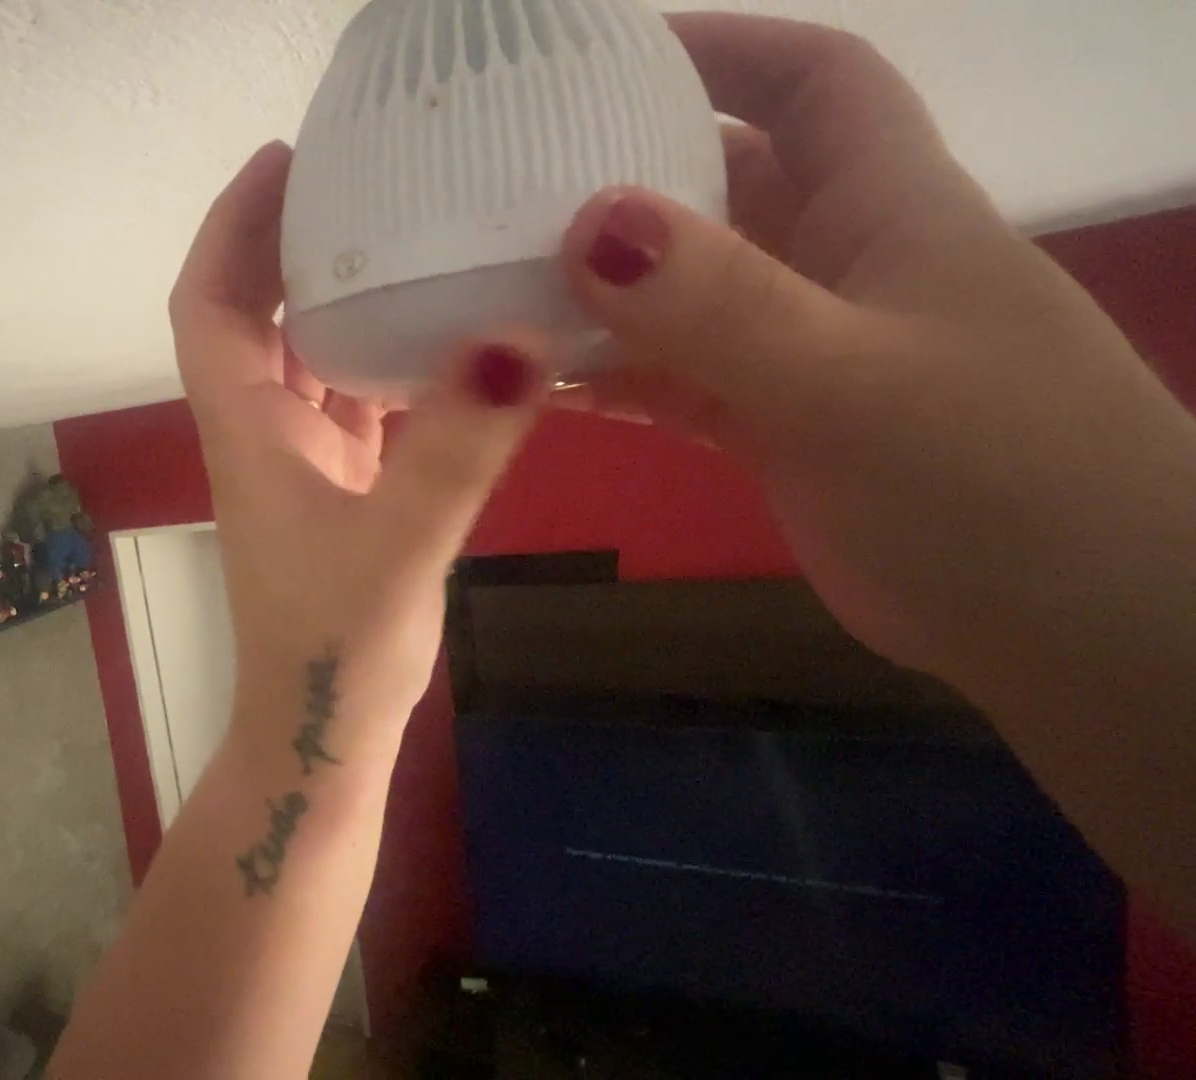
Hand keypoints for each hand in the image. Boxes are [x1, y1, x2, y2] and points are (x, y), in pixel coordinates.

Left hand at [169, 143, 546, 747]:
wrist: (321, 728)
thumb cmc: (333, 650)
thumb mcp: (395, 549)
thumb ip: (451, 452)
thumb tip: (515, 337)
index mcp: (248, 433)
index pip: (208, 307)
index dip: (230, 230)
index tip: (282, 161)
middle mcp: (265, 435)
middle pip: (252, 317)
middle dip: (284, 244)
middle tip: (354, 178)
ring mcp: (302, 464)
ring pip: (302, 357)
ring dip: (331, 295)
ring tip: (398, 233)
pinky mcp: (342, 491)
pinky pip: (350, 400)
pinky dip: (378, 358)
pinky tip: (434, 335)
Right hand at [552, 14, 1195, 930]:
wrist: (1065, 626)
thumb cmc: (990, 481)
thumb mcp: (848, 377)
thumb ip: (720, 304)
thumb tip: (590, 223)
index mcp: (885, 211)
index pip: (810, 84)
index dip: (721, 51)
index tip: (606, 59)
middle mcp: (837, 267)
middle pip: (723, 187)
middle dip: (629, 173)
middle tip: (515, 184)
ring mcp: (798, 352)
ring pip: (683, 294)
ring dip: (602, 289)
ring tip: (500, 286)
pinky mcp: (770, 426)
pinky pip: (671, 378)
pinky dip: (611, 374)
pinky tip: (543, 382)